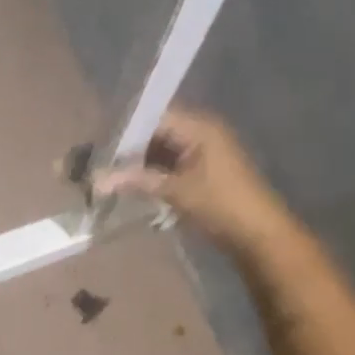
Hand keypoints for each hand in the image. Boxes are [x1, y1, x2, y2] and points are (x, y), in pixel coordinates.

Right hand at [95, 107, 296, 251]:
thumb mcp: (176, 191)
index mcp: (199, 127)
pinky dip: (150, 178)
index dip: (123, 131)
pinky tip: (129, 190)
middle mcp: (201, 134)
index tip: (97, 147)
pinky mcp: (203, 176)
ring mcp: (203, 155)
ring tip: (107, 180)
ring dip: (136, 167)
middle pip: (154, 134)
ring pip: (160, 154)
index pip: (152, 117)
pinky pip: (169, 169)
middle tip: (97, 166)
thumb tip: (95, 180)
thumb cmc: (221, 206)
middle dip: (126, 151)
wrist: (259, 237)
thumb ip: (136, 181)